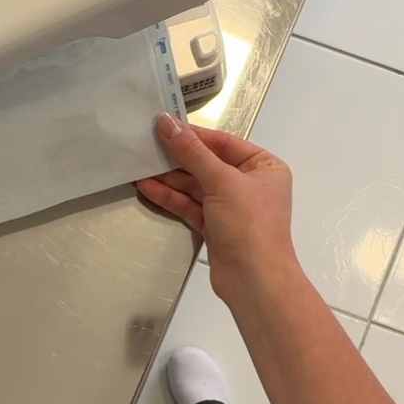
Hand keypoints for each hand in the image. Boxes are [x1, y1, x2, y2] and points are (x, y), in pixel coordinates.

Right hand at [135, 113, 298, 307]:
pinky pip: (190, 206)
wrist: (254, 280)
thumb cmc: (250, 226)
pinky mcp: (215, 228)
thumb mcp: (221, 181)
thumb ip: (192, 152)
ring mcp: (231, 208)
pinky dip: (171, 198)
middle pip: (207, 164)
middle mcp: (249, 185)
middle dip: (177, 159)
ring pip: (195, 187)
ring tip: (140, 166)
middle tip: (147, 145)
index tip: (164, 125)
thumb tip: (168, 124)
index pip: (223, 143)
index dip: (193, 135)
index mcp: (263, 167)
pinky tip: (149, 187)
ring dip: (169, 179)